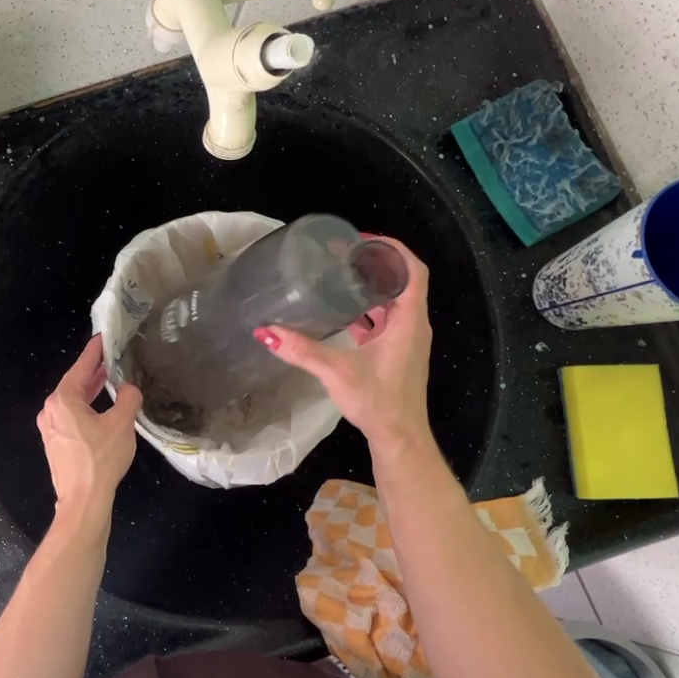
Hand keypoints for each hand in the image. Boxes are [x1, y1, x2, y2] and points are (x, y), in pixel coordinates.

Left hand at [37, 335, 141, 532]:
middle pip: (75, 383)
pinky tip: (101, 410)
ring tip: (110, 380)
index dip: (95, 351)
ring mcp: (51, 429)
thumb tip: (130, 389)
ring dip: (91, 391)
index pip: (81, 367)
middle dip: (94, 372)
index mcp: (63, 400)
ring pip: (73, 402)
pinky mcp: (56, 444)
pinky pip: (71, 418)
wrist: (83, 501)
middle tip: (112, 358)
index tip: (103, 337)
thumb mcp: (121, 424)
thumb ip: (128, 399)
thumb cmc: (101, 459)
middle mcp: (51, 411)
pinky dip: (86, 409)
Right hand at [257, 236, 433, 450]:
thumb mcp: (336, 372)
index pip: (413, 272)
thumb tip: (265, 332)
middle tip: (345, 254)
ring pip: (394, 301)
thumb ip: (301, 351)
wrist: (399, 437)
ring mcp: (408, 340)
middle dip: (377, 264)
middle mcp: (413, 326)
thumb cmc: (377, 401)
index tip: (365, 240)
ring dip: (373, 287)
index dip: (394, 251)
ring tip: (341, 275)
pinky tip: (343, 311)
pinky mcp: (398, 352)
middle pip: (403, 282)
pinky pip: (387, 319)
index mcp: (409, 322)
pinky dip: (369, 309)